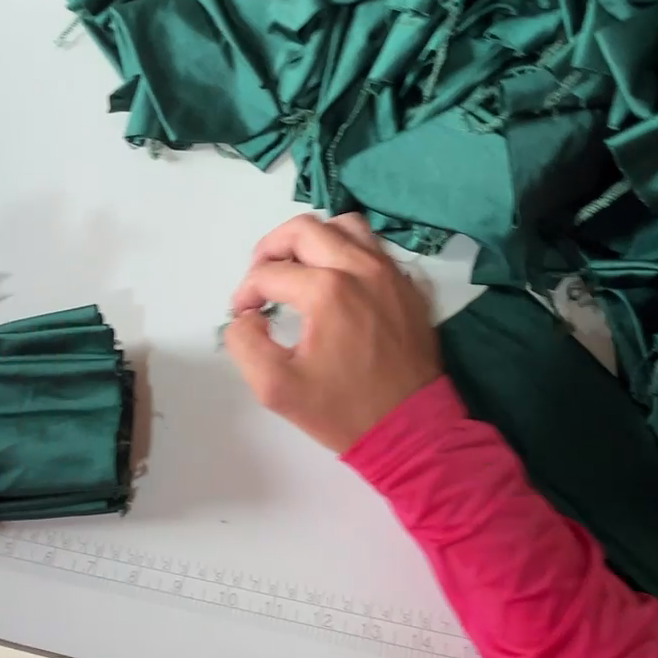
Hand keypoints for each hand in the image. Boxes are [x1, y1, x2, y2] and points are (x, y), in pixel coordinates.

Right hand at [224, 214, 441, 453]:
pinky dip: (347, 251)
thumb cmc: (342, 411)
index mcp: (327, 291)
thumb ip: (244, 343)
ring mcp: (390, 273)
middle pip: (303, 229)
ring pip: (344, 226)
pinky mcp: (408, 285)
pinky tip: (336, 281)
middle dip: (271, 249)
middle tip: (261, 277)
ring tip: (298, 268)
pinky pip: (373, 247)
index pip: (269, 272)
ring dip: (312, 240)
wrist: (412, 431)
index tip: (244, 313)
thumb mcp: (275, 388)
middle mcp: (361, 269)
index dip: (246, 292)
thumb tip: (247, 316)